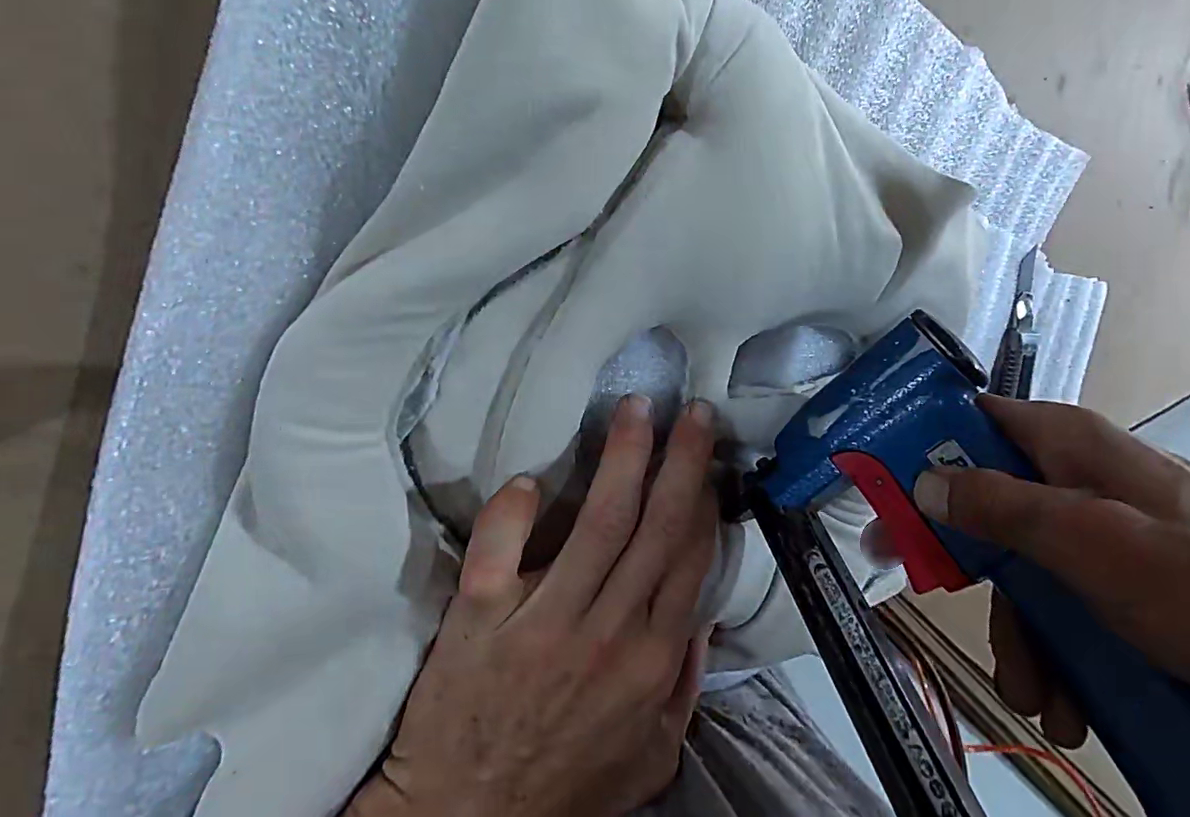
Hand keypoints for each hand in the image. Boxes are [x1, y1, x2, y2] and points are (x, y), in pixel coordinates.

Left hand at [346, 395, 719, 816]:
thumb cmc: (566, 785)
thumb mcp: (652, 753)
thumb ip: (687, 682)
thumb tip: (703, 612)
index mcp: (651, 657)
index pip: (689, 555)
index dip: (703, 499)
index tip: (709, 461)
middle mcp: (607, 631)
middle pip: (657, 524)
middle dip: (682, 459)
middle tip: (692, 411)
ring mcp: (543, 623)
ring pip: (598, 521)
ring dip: (623, 458)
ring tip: (636, 412)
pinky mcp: (480, 621)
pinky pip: (500, 550)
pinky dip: (513, 510)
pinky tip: (528, 480)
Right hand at [912, 395, 1189, 755]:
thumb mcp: (1097, 545)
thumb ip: (1005, 509)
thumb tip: (924, 481)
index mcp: (1070, 444)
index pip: (972, 422)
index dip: (924, 455)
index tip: (885, 507)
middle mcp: (1085, 477)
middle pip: (994, 508)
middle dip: (979, 577)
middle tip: (957, 620)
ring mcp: (1114, 532)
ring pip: (1032, 570)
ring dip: (1025, 635)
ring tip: (1044, 699)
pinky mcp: (1141, 583)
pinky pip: (1075, 607)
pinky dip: (1065, 654)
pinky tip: (1076, 702)